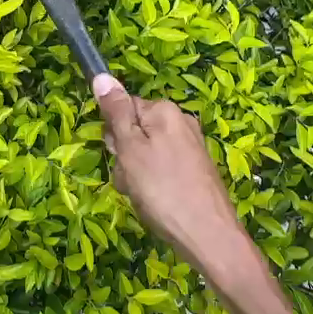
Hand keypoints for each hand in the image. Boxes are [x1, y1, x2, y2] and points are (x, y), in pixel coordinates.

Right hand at [93, 74, 254, 280]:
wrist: (210, 237)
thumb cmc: (163, 190)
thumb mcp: (131, 149)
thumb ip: (116, 113)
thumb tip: (102, 76)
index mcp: (165, 111)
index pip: (123, 108)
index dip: (114, 134)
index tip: (118, 155)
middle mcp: (181, 122)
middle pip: (135, 131)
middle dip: (125, 156)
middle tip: (131, 179)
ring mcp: (191, 148)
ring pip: (146, 154)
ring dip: (136, 175)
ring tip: (144, 196)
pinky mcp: (196, 171)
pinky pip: (162, 170)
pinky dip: (154, 186)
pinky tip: (157, 204)